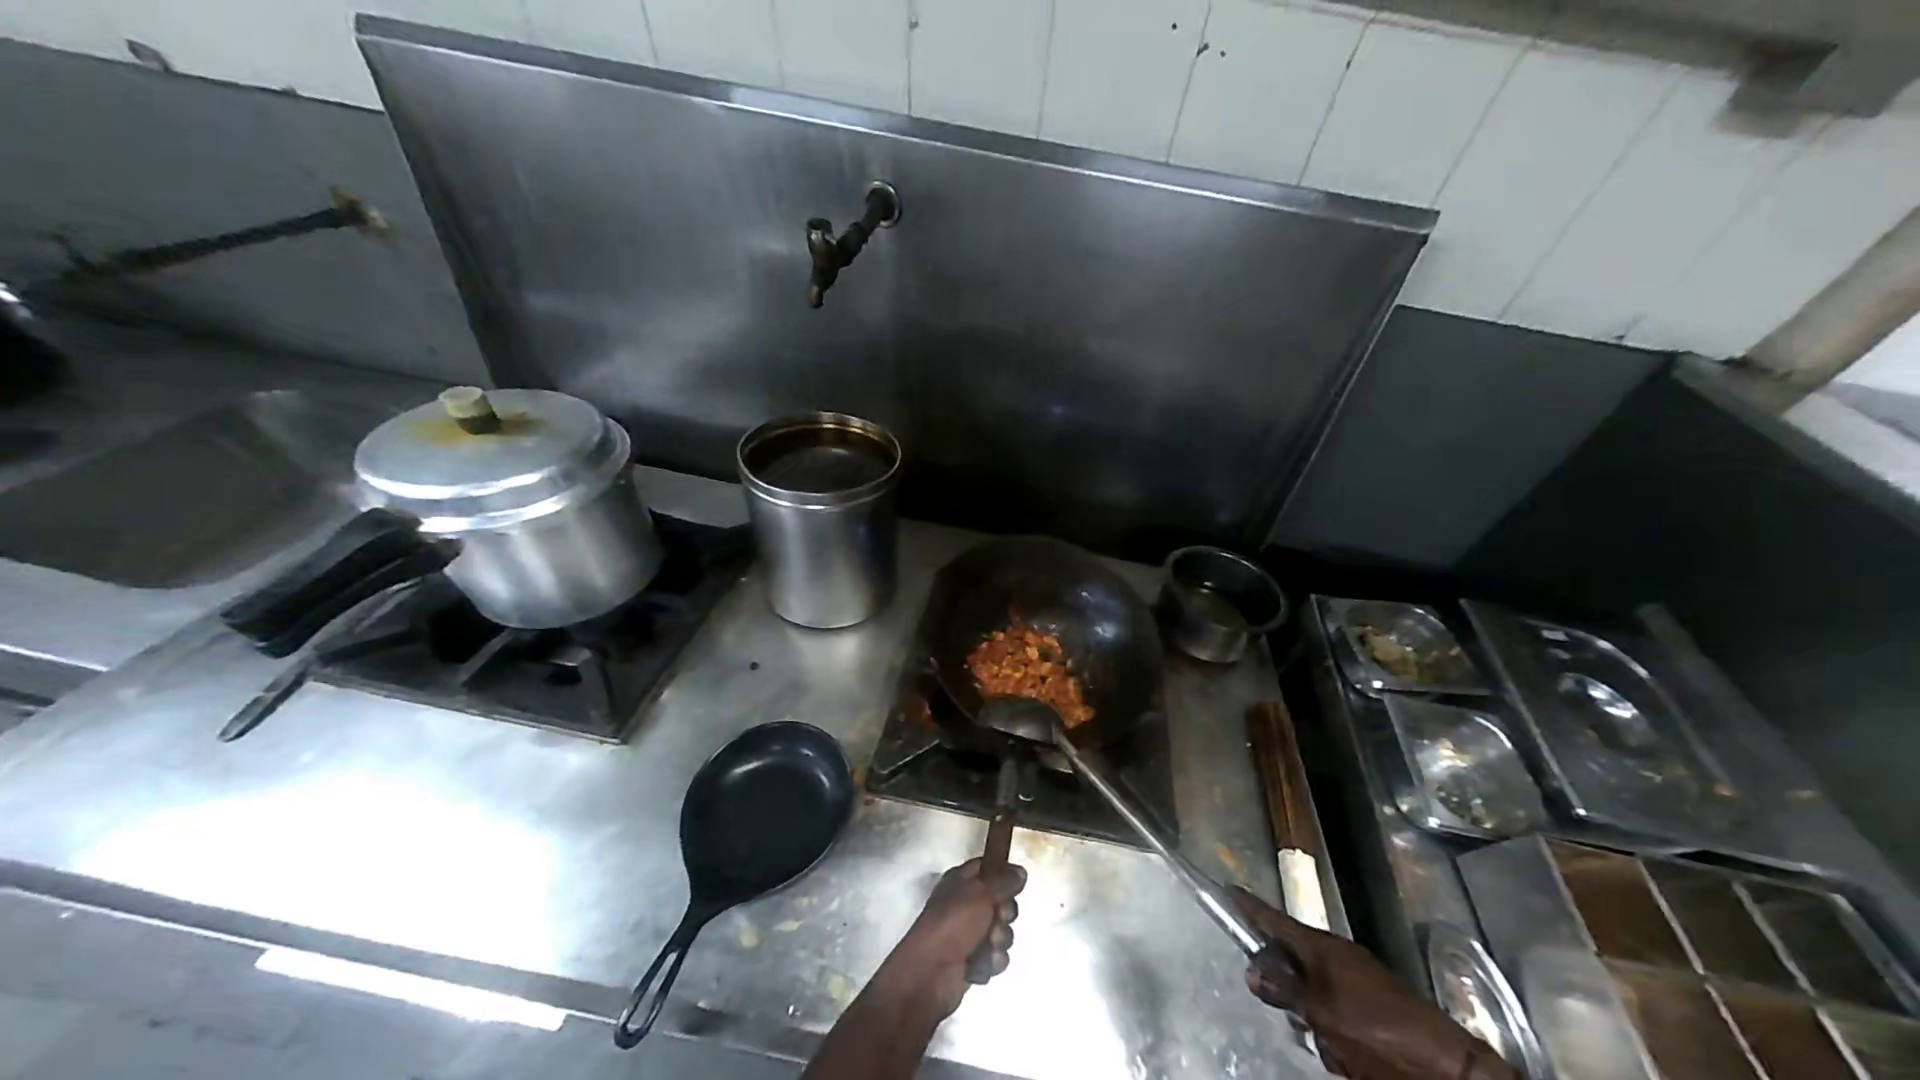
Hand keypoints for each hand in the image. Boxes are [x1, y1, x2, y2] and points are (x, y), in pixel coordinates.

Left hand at [875, 858, 1026, 1020]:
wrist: (931, 973)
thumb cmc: (953, 924)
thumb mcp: (980, 894)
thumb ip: (1003, 881)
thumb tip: (1021, 870)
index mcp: (961, 881)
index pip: (988, 867)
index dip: (1003, 874)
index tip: (1017, 883)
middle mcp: (966, 904)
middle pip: (1002, 901)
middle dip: (1006, 913)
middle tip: (998, 918)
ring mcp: (970, 933)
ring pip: (1003, 931)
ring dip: (1000, 940)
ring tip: (988, 945)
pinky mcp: (975, 959)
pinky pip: (997, 956)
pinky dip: (992, 961)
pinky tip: (981, 965)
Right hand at [1232, 888, 1519, 1079]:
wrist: (1447, 1067)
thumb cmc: (1377, 1031)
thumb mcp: (1322, 1014)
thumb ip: (1284, 990)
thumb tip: (1252, 968)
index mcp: (1323, 948)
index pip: (1276, 921)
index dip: (1251, 908)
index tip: (1231, 890)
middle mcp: (1338, 957)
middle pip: (1291, 958)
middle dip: (1283, 983)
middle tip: (1278, 1004)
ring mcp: (1357, 981)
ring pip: (1312, 991)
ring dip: (1311, 1017)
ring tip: (1327, 1044)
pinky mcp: (1373, 1007)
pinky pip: (1334, 1011)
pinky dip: (1332, 1031)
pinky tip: (1344, 1056)